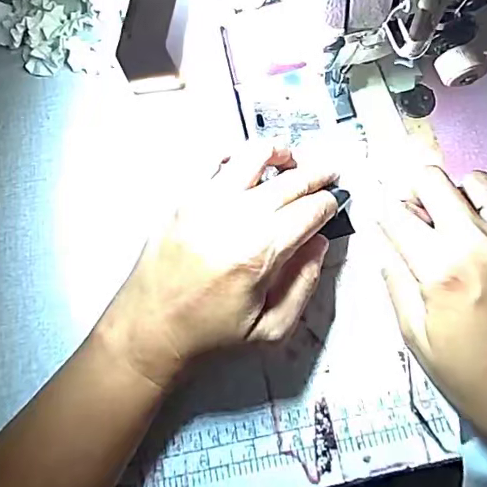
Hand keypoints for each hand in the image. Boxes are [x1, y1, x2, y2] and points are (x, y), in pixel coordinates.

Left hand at [95, 142, 341, 388]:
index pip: (309, 210)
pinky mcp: (183, 196)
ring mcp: (204, 201)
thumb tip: (319, 242)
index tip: (337, 201)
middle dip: (316, 174)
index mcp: (258, 253)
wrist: (149, 327)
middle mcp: (232, 217)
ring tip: (291, 161)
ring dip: (279, 153)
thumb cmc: (208, 333)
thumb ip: (304, 284)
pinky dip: (237, 155)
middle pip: (288, 179)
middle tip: (329, 176)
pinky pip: (214, 159)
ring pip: (252, 154)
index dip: (330, 203)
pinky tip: (248, 166)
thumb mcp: (270, 329)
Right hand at [375, 167, 486, 486]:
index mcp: (439, 268)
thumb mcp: (417, 338)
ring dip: (461, 195)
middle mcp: (479, 243)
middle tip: (419, 217)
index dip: (384, 215)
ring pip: (480, 183)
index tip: (388, 224)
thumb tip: (379, 235)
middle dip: (415, 193)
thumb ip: (395, 278)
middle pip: (432, 180)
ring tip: (462, 220)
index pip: (396, 212)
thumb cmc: (481, 383)